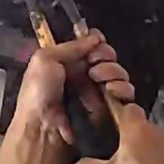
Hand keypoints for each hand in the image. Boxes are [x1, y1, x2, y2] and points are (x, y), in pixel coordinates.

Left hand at [13, 32, 134, 144]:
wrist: (42, 126)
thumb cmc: (38, 91)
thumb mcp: (45, 59)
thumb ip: (71, 46)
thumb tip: (95, 37)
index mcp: (70, 62)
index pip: (94, 46)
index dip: (99, 43)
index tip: (96, 44)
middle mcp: (86, 75)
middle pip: (110, 58)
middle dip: (106, 56)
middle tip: (94, 64)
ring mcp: (98, 92)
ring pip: (120, 74)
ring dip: (113, 71)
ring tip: (99, 79)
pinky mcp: (109, 109)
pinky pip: (126, 94)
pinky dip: (123, 88)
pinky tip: (110, 90)